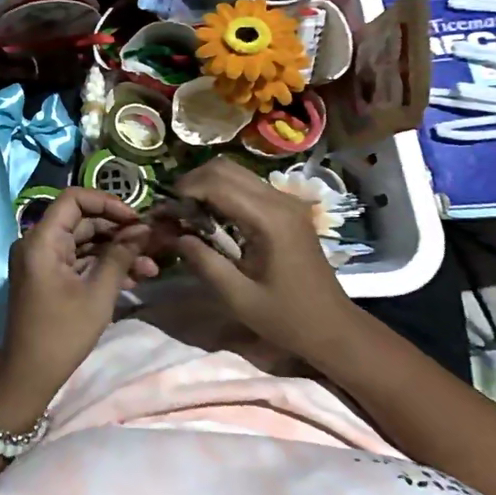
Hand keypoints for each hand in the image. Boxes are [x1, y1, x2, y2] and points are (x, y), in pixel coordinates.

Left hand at [0, 188, 158, 416]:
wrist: (29, 375)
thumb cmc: (62, 332)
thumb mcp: (98, 293)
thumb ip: (121, 255)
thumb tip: (143, 230)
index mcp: (42, 240)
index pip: (74, 199)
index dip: (107, 202)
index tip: (135, 219)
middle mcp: (38, 243)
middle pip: (82, 221)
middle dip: (118, 230)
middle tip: (152, 242)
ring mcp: (43, 261)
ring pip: (84, 242)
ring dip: (116, 251)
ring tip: (151, 266)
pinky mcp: (49, 277)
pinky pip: (79, 260)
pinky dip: (103, 265)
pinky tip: (134, 277)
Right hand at [170, 158, 356, 356]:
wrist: (331, 326)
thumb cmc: (286, 317)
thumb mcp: (237, 297)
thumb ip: (203, 261)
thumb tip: (173, 234)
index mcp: (269, 219)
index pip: (217, 184)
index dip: (185, 191)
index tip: (163, 211)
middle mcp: (280, 200)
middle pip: (225, 168)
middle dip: (193, 183)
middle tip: (173, 211)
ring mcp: (287, 201)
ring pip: (236, 172)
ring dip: (208, 185)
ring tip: (188, 213)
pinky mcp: (288, 208)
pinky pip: (248, 185)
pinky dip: (224, 192)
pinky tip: (212, 217)